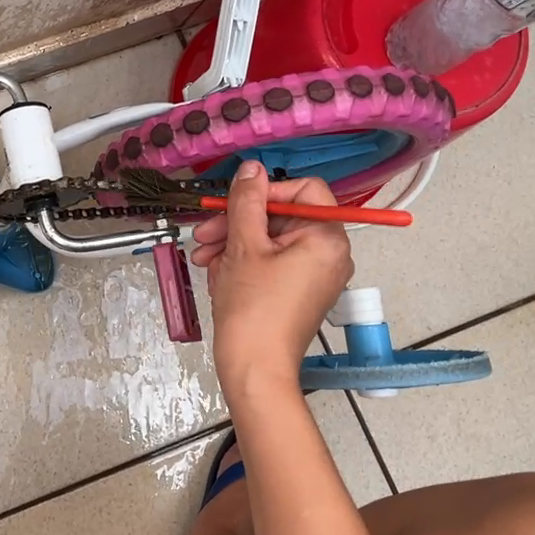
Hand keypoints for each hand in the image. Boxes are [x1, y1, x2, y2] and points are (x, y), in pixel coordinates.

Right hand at [192, 162, 354, 392]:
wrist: (254, 366)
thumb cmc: (253, 308)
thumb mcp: (243, 245)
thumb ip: (247, 201)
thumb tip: (251, 168)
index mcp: (327, 237)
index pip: (304, 190)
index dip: (266, 191)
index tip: (235, 204)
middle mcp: (330, 254)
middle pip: (282, 216)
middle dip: (239, 221)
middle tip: (206, 234)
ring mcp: (315, 274)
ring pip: (271, 240)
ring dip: (233, 242)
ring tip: (204, 258)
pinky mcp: (299, 291)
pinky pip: (271, 262)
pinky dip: (244, 262)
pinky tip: (218, 272)